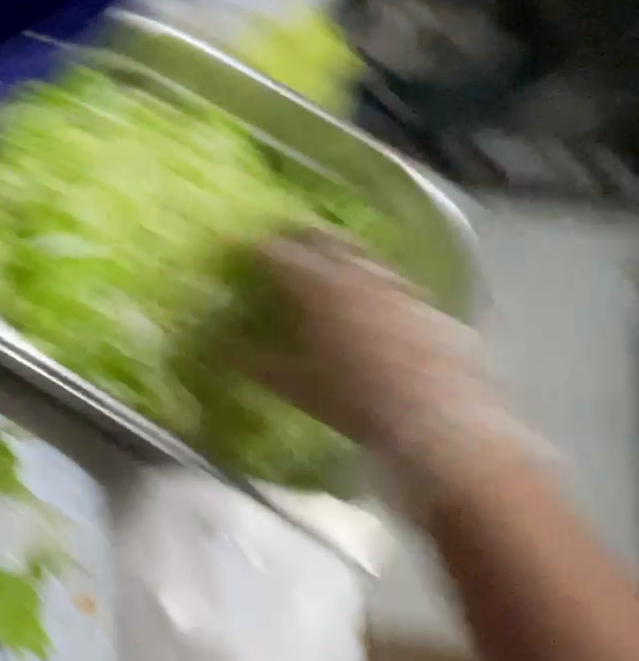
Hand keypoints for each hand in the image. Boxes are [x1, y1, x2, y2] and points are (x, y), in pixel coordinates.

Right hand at [246, 230, 527, 510]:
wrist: (442, 429)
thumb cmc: (355, 405)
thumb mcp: (292, 386)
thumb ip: (253, 361)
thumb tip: (217, 346)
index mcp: (324, 295)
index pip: (287, 258)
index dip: (267, 249)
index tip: (250, 243)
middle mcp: (368, 285)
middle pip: (337, 247)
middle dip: (313, 237)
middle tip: (295, 231)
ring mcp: (409, 298)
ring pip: (375, 264)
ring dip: (353, 257)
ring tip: (339, 258)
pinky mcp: (442, 317)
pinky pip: (406, 291)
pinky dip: (387, 288)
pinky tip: (384, 300)